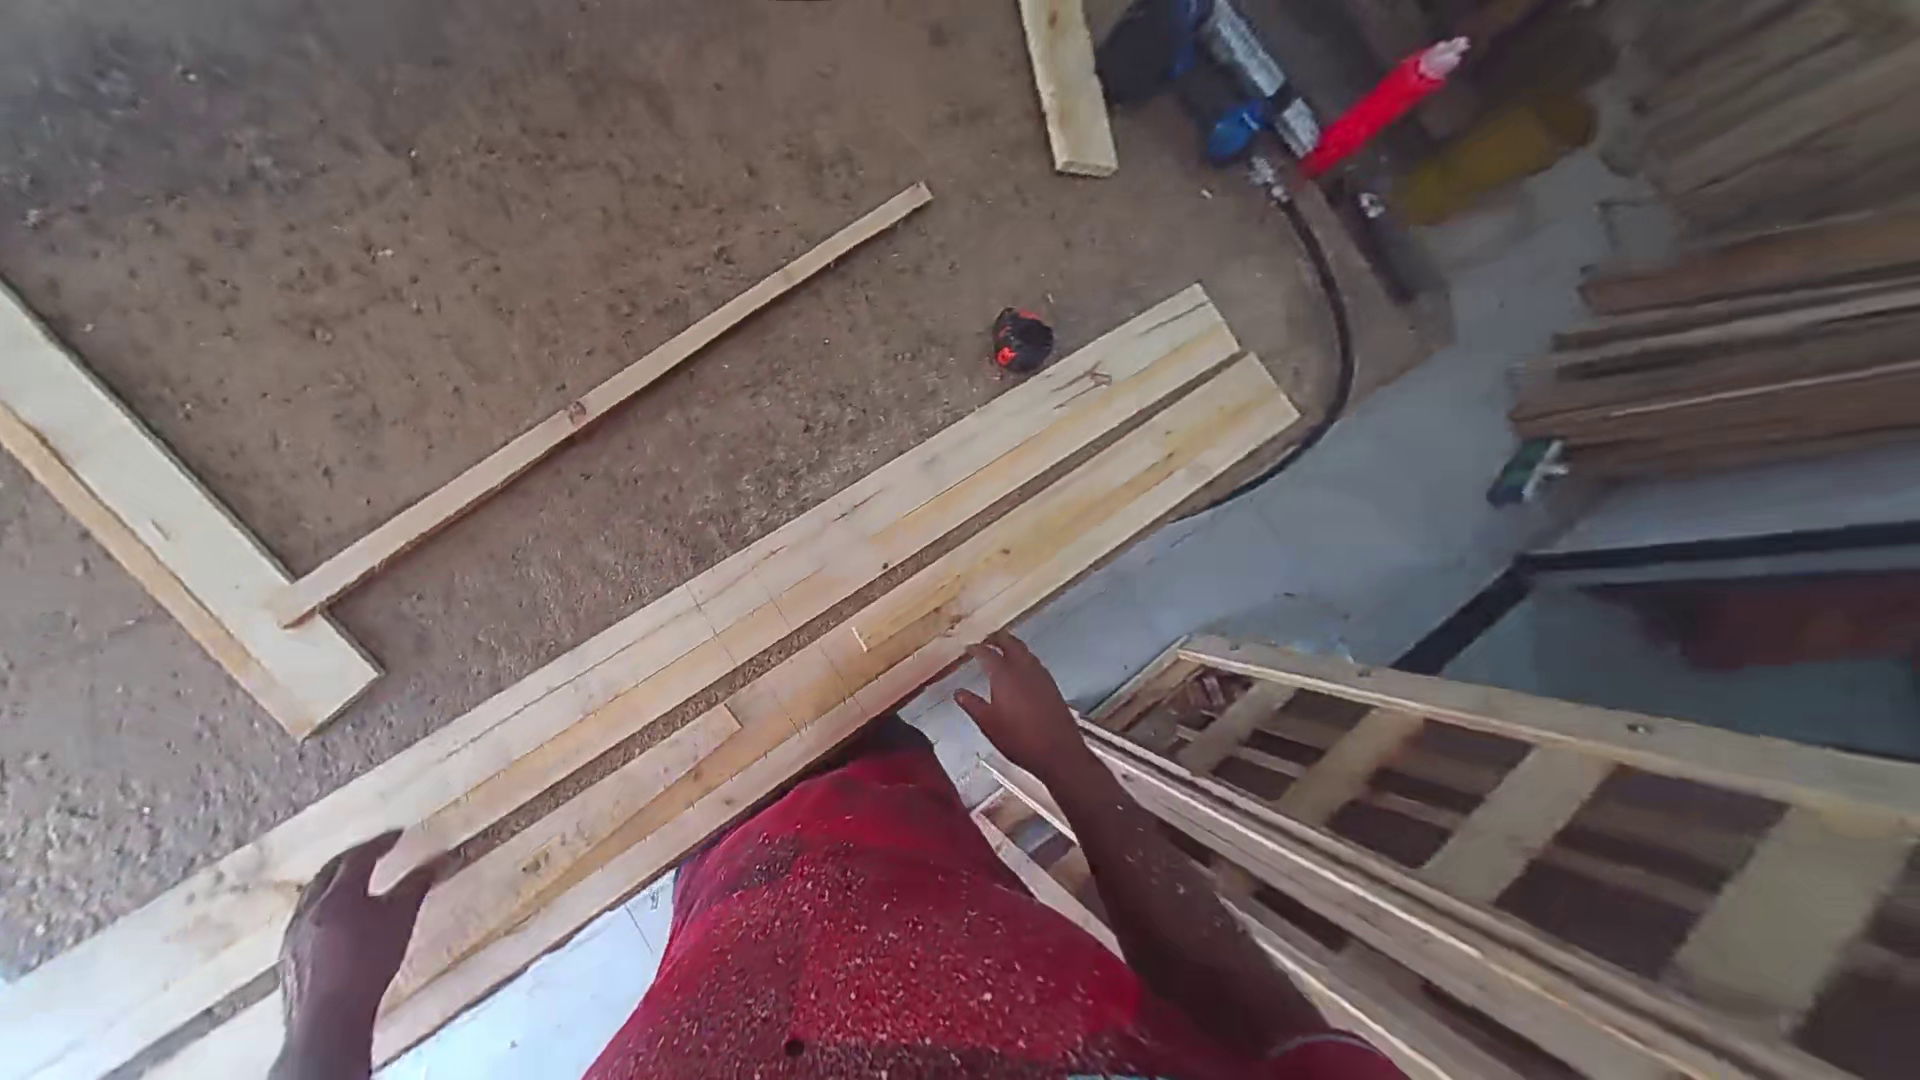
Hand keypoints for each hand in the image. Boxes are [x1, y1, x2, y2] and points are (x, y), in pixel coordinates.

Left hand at [280, 831, 440, 1040]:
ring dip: (336, 879)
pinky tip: (339, 914)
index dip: (381, 842)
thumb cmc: (371, 961)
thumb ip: (418, 884)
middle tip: (377, 849)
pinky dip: (326, 902)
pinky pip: (306, 915)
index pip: (359, 857)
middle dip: (354, 856)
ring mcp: (293, 934)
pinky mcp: (288, 955)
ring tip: (358, 877)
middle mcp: (309, 910)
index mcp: (337, 896)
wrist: (329, 1016)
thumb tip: (440, 858)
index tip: (399, 833)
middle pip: (329, 872)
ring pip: (314, 894)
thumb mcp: (402, 917)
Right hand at [955, 631, 1096, 784]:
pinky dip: (1024, 657)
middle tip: (987, 639)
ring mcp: (1041, 675)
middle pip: (1010, 643)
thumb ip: (972, 705)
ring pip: (1025, 651)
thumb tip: (959, 693)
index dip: (977, 648)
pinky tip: (1022, 668)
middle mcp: (1024, 669)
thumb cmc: (1019, 739)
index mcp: (1004, 675)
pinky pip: (1035, 662)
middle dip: (997, 638)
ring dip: (1012, 645)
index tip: (969, 647)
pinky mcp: (1051, 684)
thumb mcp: (988, 724)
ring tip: (1003, 649)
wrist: (1058, 751)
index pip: (987, 653)